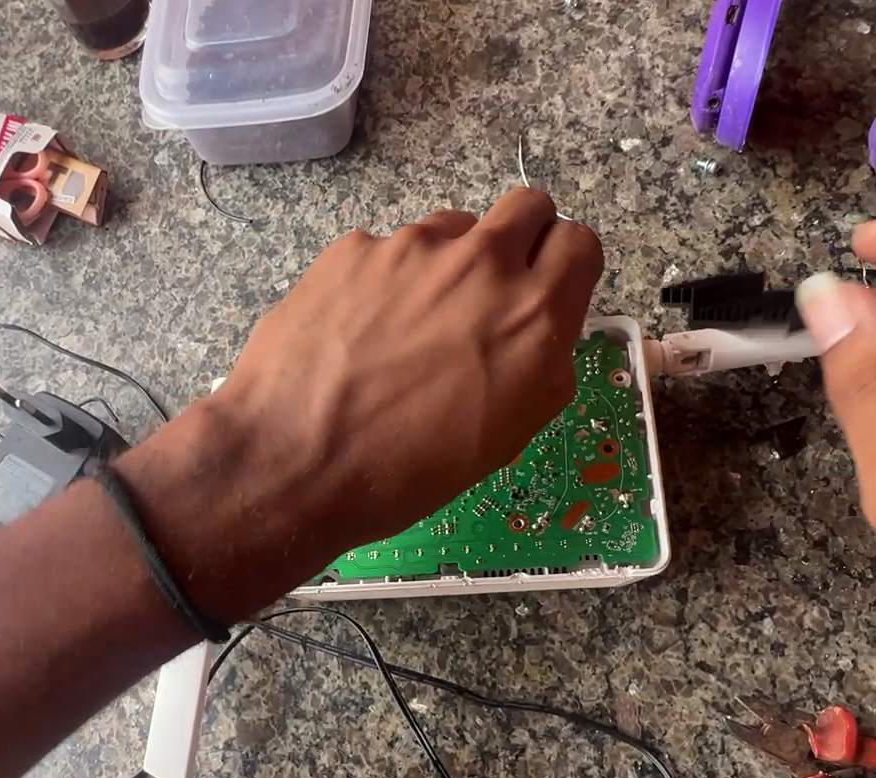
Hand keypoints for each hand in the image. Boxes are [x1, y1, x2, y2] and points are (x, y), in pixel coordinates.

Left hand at [107, 188, 601, 621]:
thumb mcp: (503, 439)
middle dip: (521, 241)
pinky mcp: (354, 248)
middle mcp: (482, 266)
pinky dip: (386, 278)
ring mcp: (412, 249)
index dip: (564, 269)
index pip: (581, 244)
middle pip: (529, 206)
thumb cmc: (406, 473)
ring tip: (411, 323)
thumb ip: (540, 369)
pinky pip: (389, 249)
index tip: (544, 294)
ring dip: (451, 260)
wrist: (294, 463)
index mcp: (534, 318)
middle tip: (488, 295)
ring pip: (455, 225)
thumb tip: (539, 337)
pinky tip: (358, 329)